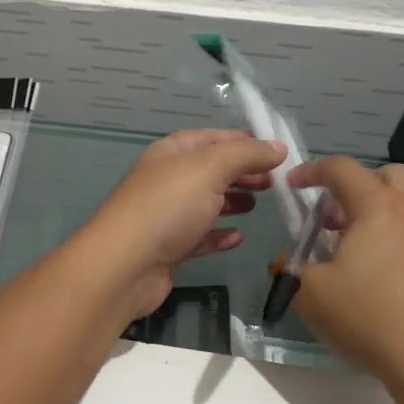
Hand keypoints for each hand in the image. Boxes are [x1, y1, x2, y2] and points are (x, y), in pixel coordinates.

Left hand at [77, 129, 285, 318]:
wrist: (125, 264)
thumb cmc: (168, 206)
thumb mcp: (210, 168)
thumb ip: (246, 155)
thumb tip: (278, 148)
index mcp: (170, 154)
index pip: (210, 138)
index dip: (242, 142)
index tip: (275, 152)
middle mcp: (165, 181)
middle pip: (209, 171)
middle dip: (241, 173)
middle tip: (273, 183)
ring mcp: (165, 216)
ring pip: (204, 204)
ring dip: (231, 202)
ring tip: (257, 205)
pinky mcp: (167, 249)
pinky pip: (198, 237)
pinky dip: (218, 235)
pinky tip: (238, 237)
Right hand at [284, 156, 403, 386]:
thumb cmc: (371, 315)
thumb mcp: (311, 294)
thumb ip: (292, 269)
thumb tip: (287, 260)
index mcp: (378, 207)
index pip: (342, 168)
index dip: (312, 170)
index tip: (293, 184)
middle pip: (388, 176)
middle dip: (356, 187)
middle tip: (333, 219)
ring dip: (378, 217)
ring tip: (352, 254)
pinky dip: (396, 244)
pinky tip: (379, 282)